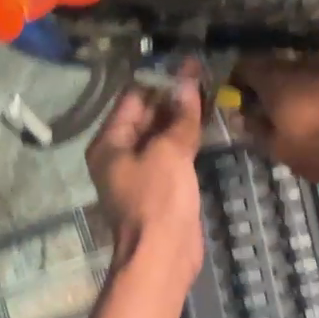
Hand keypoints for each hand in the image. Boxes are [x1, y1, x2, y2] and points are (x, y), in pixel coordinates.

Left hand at [85, 64, 205, 291]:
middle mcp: (119, 154)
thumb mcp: (168, 152)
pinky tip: (206, 120)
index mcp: (109, 143)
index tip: (184, 61)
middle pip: (145, 115)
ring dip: (181, 115)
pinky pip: (172, 152)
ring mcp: (140, 171)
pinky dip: (186, 137)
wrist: (163, 256)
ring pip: (161, 134)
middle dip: (172, 95)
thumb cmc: (157, 199)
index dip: (158, 79)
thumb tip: (187, 81)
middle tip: (201, 70)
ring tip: (209, 87)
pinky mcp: (161, 186)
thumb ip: (179, 116)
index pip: (131, 99)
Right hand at [233, 57, 318, 184]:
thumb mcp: (280, 149)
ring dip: (291, 92)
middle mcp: (298, 65)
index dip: (236, 84)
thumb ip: (257, 129)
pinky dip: (314, 95)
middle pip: (271, 69)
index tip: (238, 103)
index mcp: (274, 79)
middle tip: (265, 115)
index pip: (243, 67)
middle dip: (264, 89)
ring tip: (294, 119)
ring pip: (298, 75)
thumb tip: (242, 117)